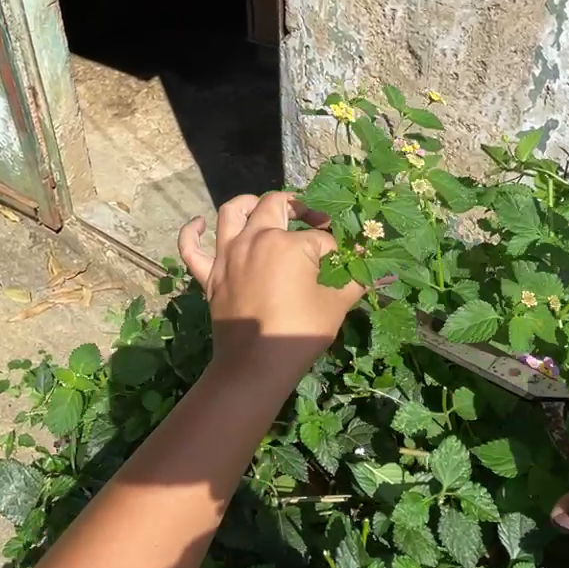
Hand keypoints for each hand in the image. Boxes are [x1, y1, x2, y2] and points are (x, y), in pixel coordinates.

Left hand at [178, 192, 364, 392]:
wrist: (257, 363)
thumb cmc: (300, 331)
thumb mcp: (337, 302)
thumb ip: (356, 277)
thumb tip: (377, 265)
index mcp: (288, 242)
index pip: (319, 236)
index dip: (335, 248)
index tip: (344, 260)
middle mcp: (254, 238)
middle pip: (276, 206)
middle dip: (299, 207)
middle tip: (314, 219)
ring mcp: (227, 254)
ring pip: (230, 212)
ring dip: (248, 204)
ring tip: (262, 206)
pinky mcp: (209, 274)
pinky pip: (191, 247)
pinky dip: (191, 232)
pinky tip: (199, 223)